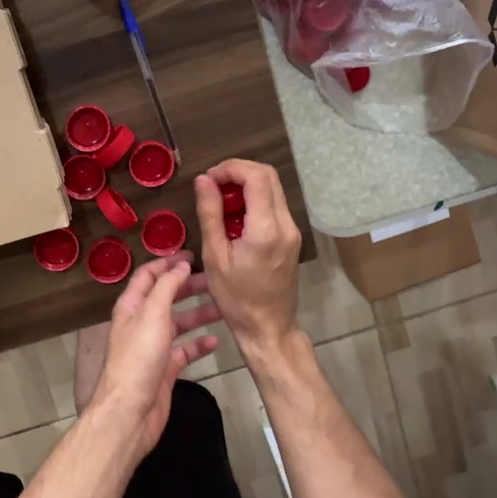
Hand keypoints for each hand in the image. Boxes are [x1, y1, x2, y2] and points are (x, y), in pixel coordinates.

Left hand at [87, 253, 221, 453]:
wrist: (131, 411)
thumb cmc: (139, 357)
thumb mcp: (152, 313)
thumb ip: (167, 286)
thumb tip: (181, 265)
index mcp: (132, 306)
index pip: (148, 275)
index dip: (168, 263)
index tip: (192, 255)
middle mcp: (141, 323)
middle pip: (166, 297)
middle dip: (188, 287)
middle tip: (214, 280)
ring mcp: (153, 347)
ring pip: (178, 323)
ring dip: (198, 314)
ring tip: (223, 307)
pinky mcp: (165, 369)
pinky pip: (185, 351)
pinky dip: (199, 345)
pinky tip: (216, 341)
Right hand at [194, 160, 302, 353]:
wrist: (268, 328)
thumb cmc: (236, 298)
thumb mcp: (215, 256)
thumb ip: (210, 213)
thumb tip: (203, 180)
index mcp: (266, 229)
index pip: (256, 177)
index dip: (231, 168)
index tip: (208, 180)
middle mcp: (286, 224)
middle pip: (268, 176)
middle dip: (238, 173)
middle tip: (212, 187)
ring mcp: (293, 230)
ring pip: (272, 189)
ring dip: (246, 186)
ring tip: (220, 204)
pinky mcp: (292, 237)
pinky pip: (274, 205)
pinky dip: (254, 201)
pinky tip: (235, 219)